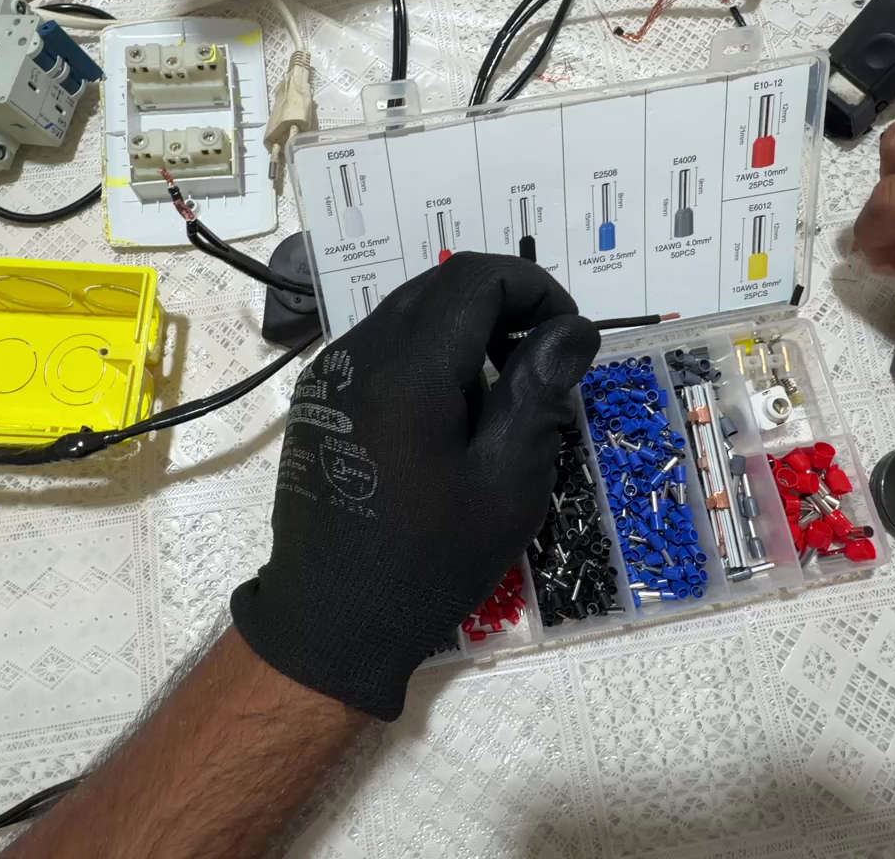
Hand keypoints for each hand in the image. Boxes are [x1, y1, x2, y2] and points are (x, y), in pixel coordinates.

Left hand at [231, 253, 599, 719]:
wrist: (330, 618)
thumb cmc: (430, 557)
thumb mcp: (507, 481)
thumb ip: (539, 389)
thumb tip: (574, 327)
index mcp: (408, 367)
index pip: (474, 275)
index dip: (532, 287)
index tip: (564, 333)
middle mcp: (360, 351)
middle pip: (440, 286)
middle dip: (502, 306)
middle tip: (538, 361)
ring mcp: (332, 372)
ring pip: (409, 313)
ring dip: (464, 332)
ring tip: (497, 395)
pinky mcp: (320, 397)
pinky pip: (381, 347)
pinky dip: (428, 356)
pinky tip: (445, 415)